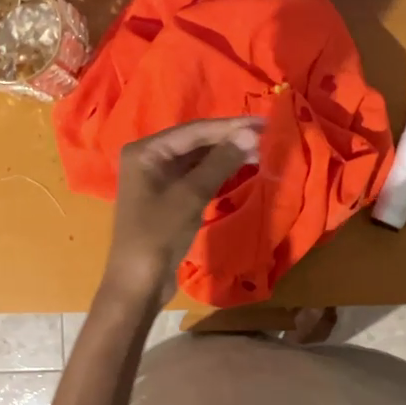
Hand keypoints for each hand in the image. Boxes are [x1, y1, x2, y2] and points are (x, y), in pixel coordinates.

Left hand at [104, 116, 263, 306]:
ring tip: (260, 150)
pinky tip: (241, 168)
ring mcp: (158, 179)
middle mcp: (149, 158)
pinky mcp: (168, 198)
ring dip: (226, 155)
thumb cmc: (158, 234)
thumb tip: (250, 134)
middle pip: (195, 142)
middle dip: (229, 139)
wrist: (139, 282)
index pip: (194, 130)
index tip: (263, 123)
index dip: (229, 127)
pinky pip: (196, 177)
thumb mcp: (190, 195)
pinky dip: (218, 173)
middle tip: (266, 136)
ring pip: (198, 159)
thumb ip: (220, 162)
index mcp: (146, 151)